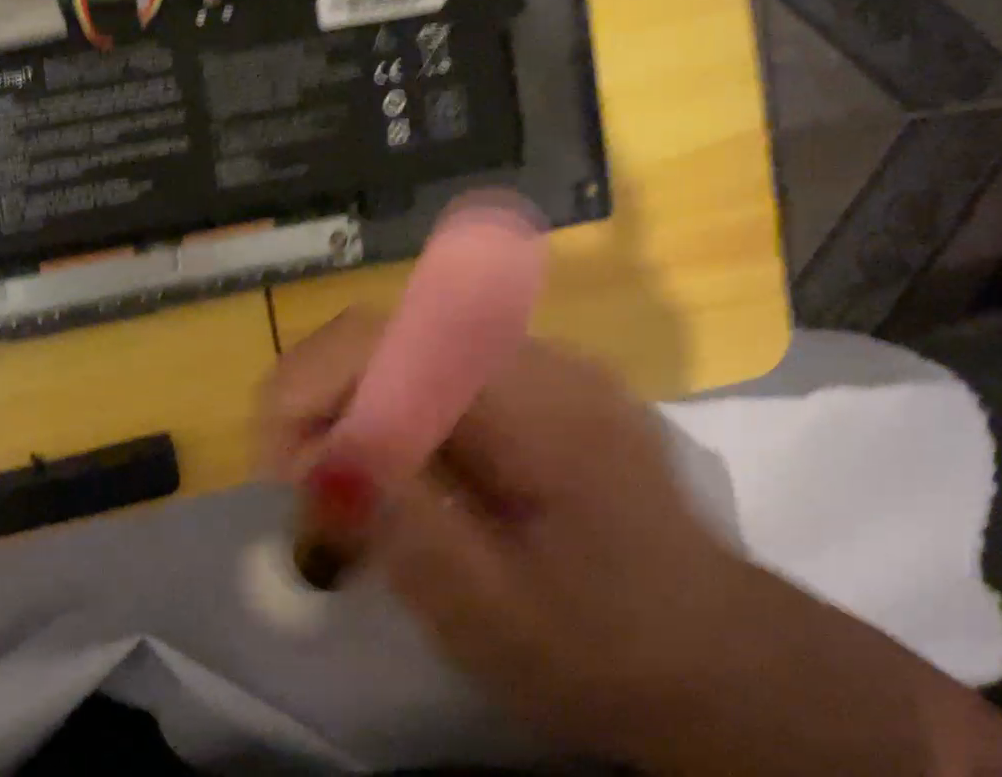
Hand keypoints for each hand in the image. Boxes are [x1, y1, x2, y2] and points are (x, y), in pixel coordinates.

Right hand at [264, 309, 1001, 775]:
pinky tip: (383, 470)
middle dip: (314, 396)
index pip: (383, 341)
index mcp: (535, 404)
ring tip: (330, 479)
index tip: (277, 468)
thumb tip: (313, 456)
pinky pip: (425, 369)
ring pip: (396, 345)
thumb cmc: (605, 651)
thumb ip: (400, 521)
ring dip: (340, 401)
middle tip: (293, 479)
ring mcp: (539, 367)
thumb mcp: (489, 610)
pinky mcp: (534, 388)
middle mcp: (536, 360)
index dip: (306, 389)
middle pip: (381, 333)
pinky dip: (377, 407)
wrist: (724, 668)